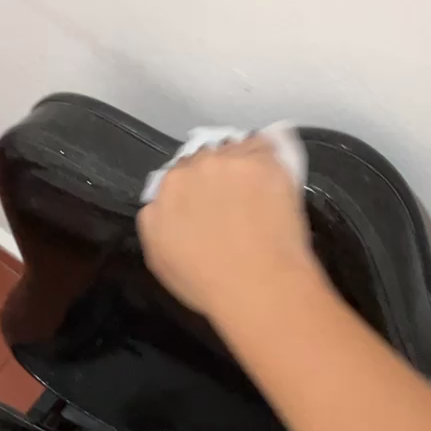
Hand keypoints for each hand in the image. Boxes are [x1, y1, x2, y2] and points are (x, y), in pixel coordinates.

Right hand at [136, 137, 325, 325]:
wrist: (259, 284)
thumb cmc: (209, 284)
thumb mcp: (161, 259)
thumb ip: (157, 222)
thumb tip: (163, 205)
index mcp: (164, 191)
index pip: (178, 176)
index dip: (196, 190)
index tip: (211, 205)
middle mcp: (192, 168)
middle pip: (204, 158)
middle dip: (217, 174)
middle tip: (236, 199)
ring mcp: (228, 161)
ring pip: (234, 150)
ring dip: (243, 164)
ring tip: (259, 190)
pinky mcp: (261, 161)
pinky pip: (265, 146)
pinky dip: (269, 156)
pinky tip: (274, 176)